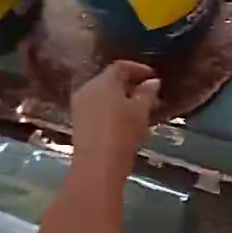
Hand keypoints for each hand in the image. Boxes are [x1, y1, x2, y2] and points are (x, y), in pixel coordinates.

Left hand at [70, 60, 159, 181]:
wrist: (97, 165)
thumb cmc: (122, 133)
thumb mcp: (140, 112)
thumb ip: (147, 94)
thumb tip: (153, 82)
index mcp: (104, 82)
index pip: (121, 66)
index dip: (138, 69)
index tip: (153, 77)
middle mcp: (88, 89)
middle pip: (110, 80)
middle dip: (130, 86)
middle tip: (149, 96)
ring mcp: (80, 105)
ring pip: (103, 95)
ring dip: (121, 99)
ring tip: (140, 111)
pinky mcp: (78, 121)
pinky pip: (97, 107)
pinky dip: (111, 109)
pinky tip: (125, 122)